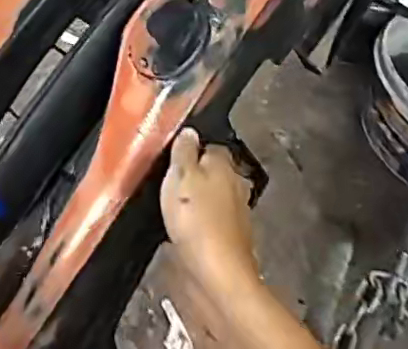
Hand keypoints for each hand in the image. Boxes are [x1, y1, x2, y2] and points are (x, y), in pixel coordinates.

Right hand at [159, 129, 259, 292]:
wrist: (218, 276)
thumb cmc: (197, 219)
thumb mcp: (180, 175)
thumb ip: (183, 151)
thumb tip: (190, 131)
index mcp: (224, 164)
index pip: (210, 145)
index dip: (191, 148)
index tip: (172, 155)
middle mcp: (236, 185)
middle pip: (213, 172)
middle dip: (196, 176)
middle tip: (170, 181)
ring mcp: (237, 215)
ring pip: (213, 198)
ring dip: (198, 202)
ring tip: (173, 206)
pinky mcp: (232, 242)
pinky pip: (212, 223)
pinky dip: (201, 224)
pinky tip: (184, 231)